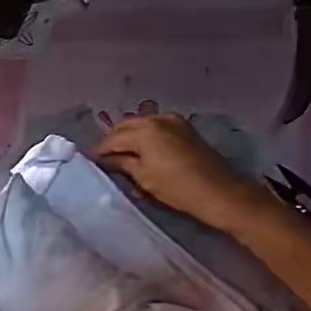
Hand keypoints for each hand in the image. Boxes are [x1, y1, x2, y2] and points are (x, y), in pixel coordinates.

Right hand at [95, 114, 275, 232]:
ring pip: (139, 124)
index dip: (99, 152)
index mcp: (145, 130)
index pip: (112, 139)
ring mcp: (172, 120)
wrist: (219, 191)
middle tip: (105, 160)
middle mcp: (157, 118)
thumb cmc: (177, 188)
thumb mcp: (143, 177)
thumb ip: (121, 163)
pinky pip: (154, 126)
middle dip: (112, 141)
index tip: (91, 163)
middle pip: (124, 126)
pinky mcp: (183, 127)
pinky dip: (143, 136)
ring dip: (127, 137)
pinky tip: (141, 152)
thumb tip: (105, 159)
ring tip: (122, 157)